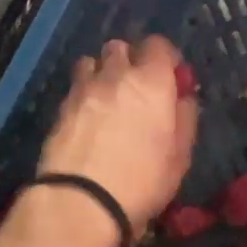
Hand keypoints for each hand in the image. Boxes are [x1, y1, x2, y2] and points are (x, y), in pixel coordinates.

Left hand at [34, 36, 197, 246]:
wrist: (82, 201)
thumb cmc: (142, 181)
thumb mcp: (179, 157)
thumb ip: (184, 119)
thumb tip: (183, 99)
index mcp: (152, 82)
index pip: (158, 45)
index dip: (165, 57)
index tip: (170, 76)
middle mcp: (116, 75)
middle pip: (120, 47)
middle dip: (130, 59)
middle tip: (137, 86)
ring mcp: (84, 88)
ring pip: (92, 61)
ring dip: (101, 71)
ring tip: (107, 96)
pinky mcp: (61, 106)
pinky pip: (75, 86)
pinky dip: (84, 92)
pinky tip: (87, 116)